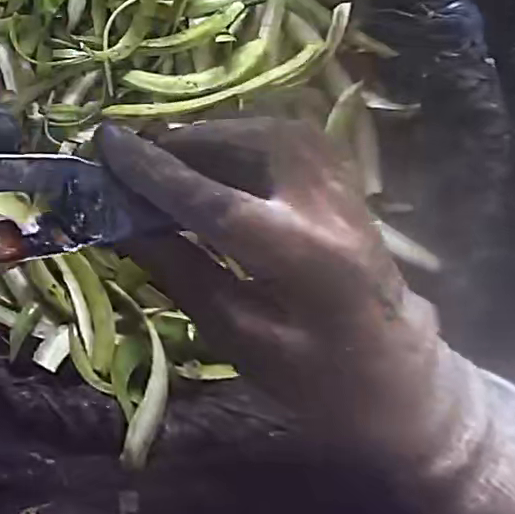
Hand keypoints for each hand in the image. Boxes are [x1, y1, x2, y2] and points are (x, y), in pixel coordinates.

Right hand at [98, 120, 514, 513]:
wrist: (408, 385)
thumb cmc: (317, 380)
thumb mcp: (235, 336)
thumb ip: (177, 269)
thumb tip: (118, 219)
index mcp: (304, 263)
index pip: (212, 200)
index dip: (152, 168)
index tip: (106, 141)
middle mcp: (331, 212)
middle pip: (249, 143)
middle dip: (185, 142)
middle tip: (139, 154)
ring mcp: (347, 191)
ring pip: (270, 128)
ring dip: (212, 134)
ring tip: (172, 156)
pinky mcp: (346, 182)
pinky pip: (286, 135)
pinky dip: (239, 135)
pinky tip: (214, 155)